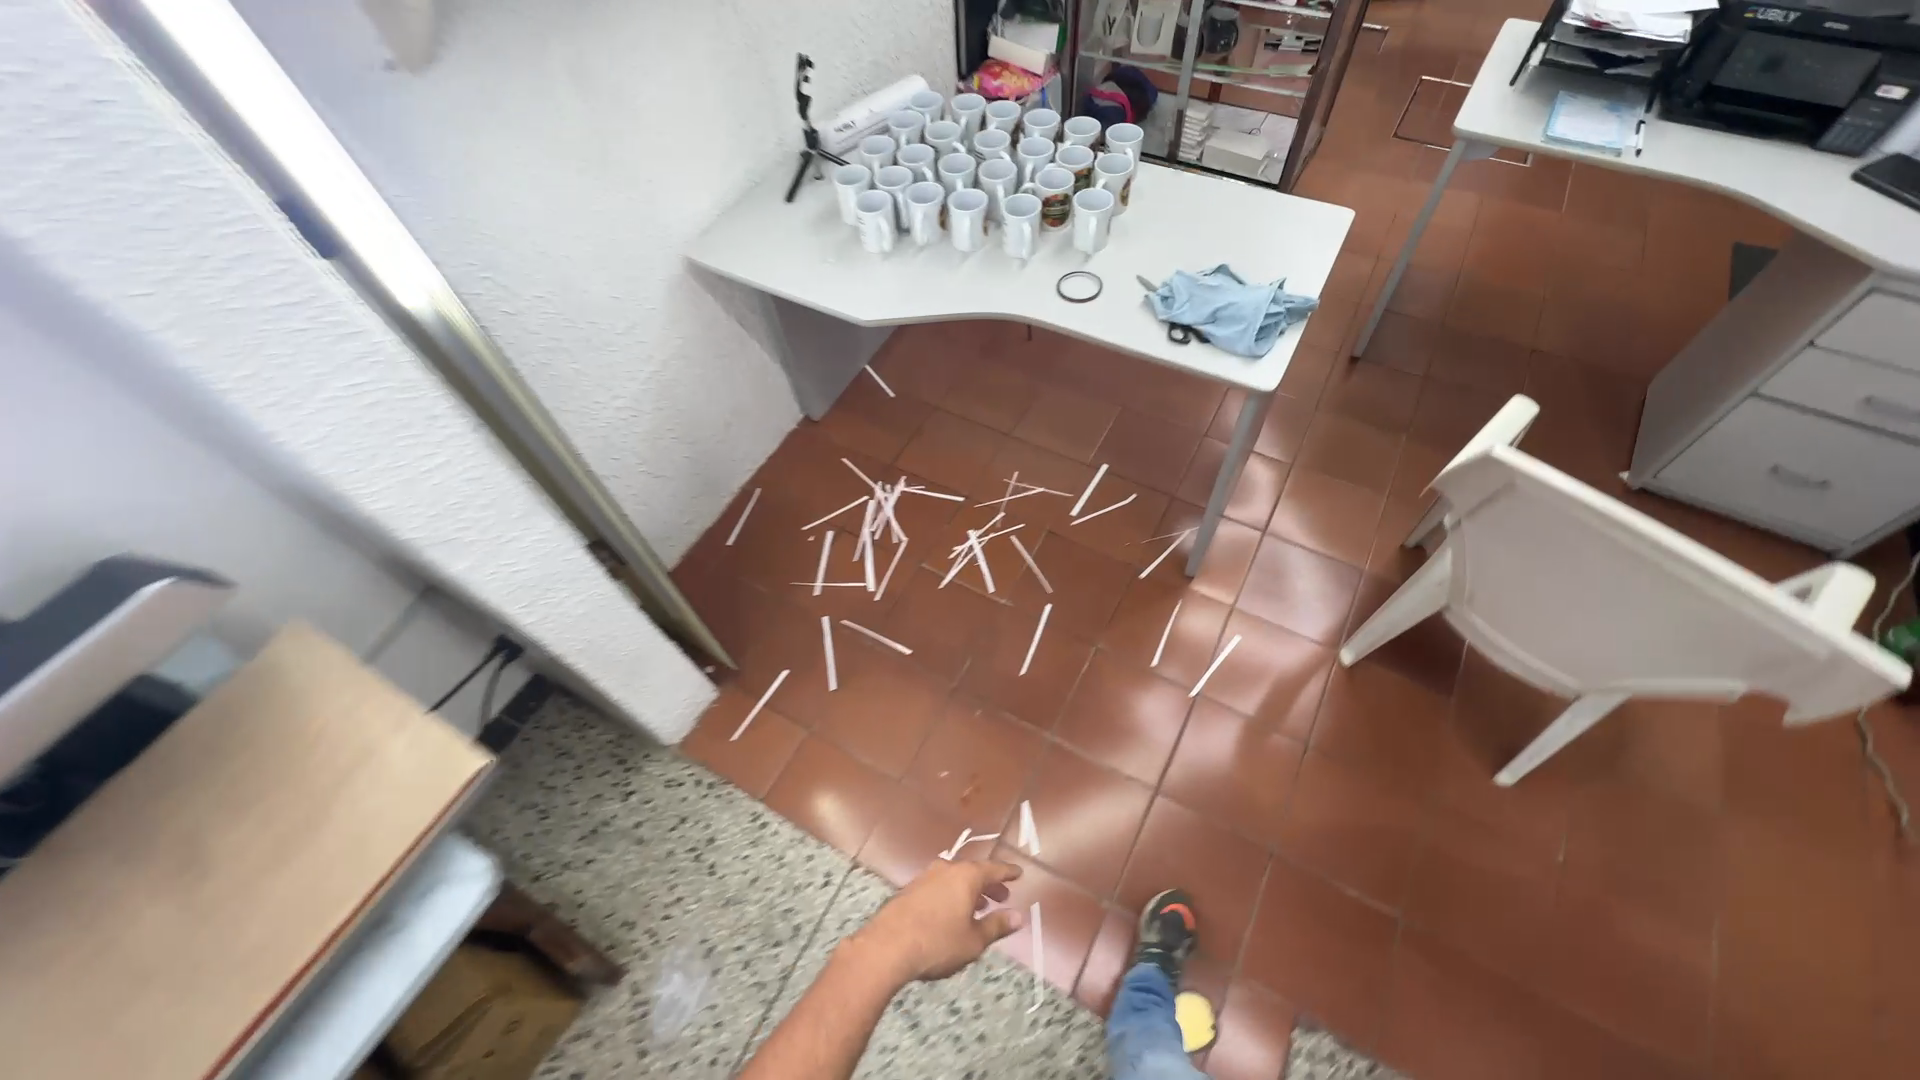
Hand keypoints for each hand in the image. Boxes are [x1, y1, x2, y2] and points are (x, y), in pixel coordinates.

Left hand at [848, 859, 1025, 982]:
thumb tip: (1018, 917)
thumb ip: (996, 926)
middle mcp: (946, 869)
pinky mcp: (909, 890)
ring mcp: (925, 877)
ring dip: (968, 891)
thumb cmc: (938, 943)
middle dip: (988, 884)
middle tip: (1001, 896)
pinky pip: (938, 886)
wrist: (887, 947)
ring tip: (977, 907)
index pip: (994, 869)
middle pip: (973, 872)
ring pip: (953, 879)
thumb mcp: (973, 940)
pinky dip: (950, 895)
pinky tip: (950, 913)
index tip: (1019, 873)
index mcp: (966, 876)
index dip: (1008, 872)